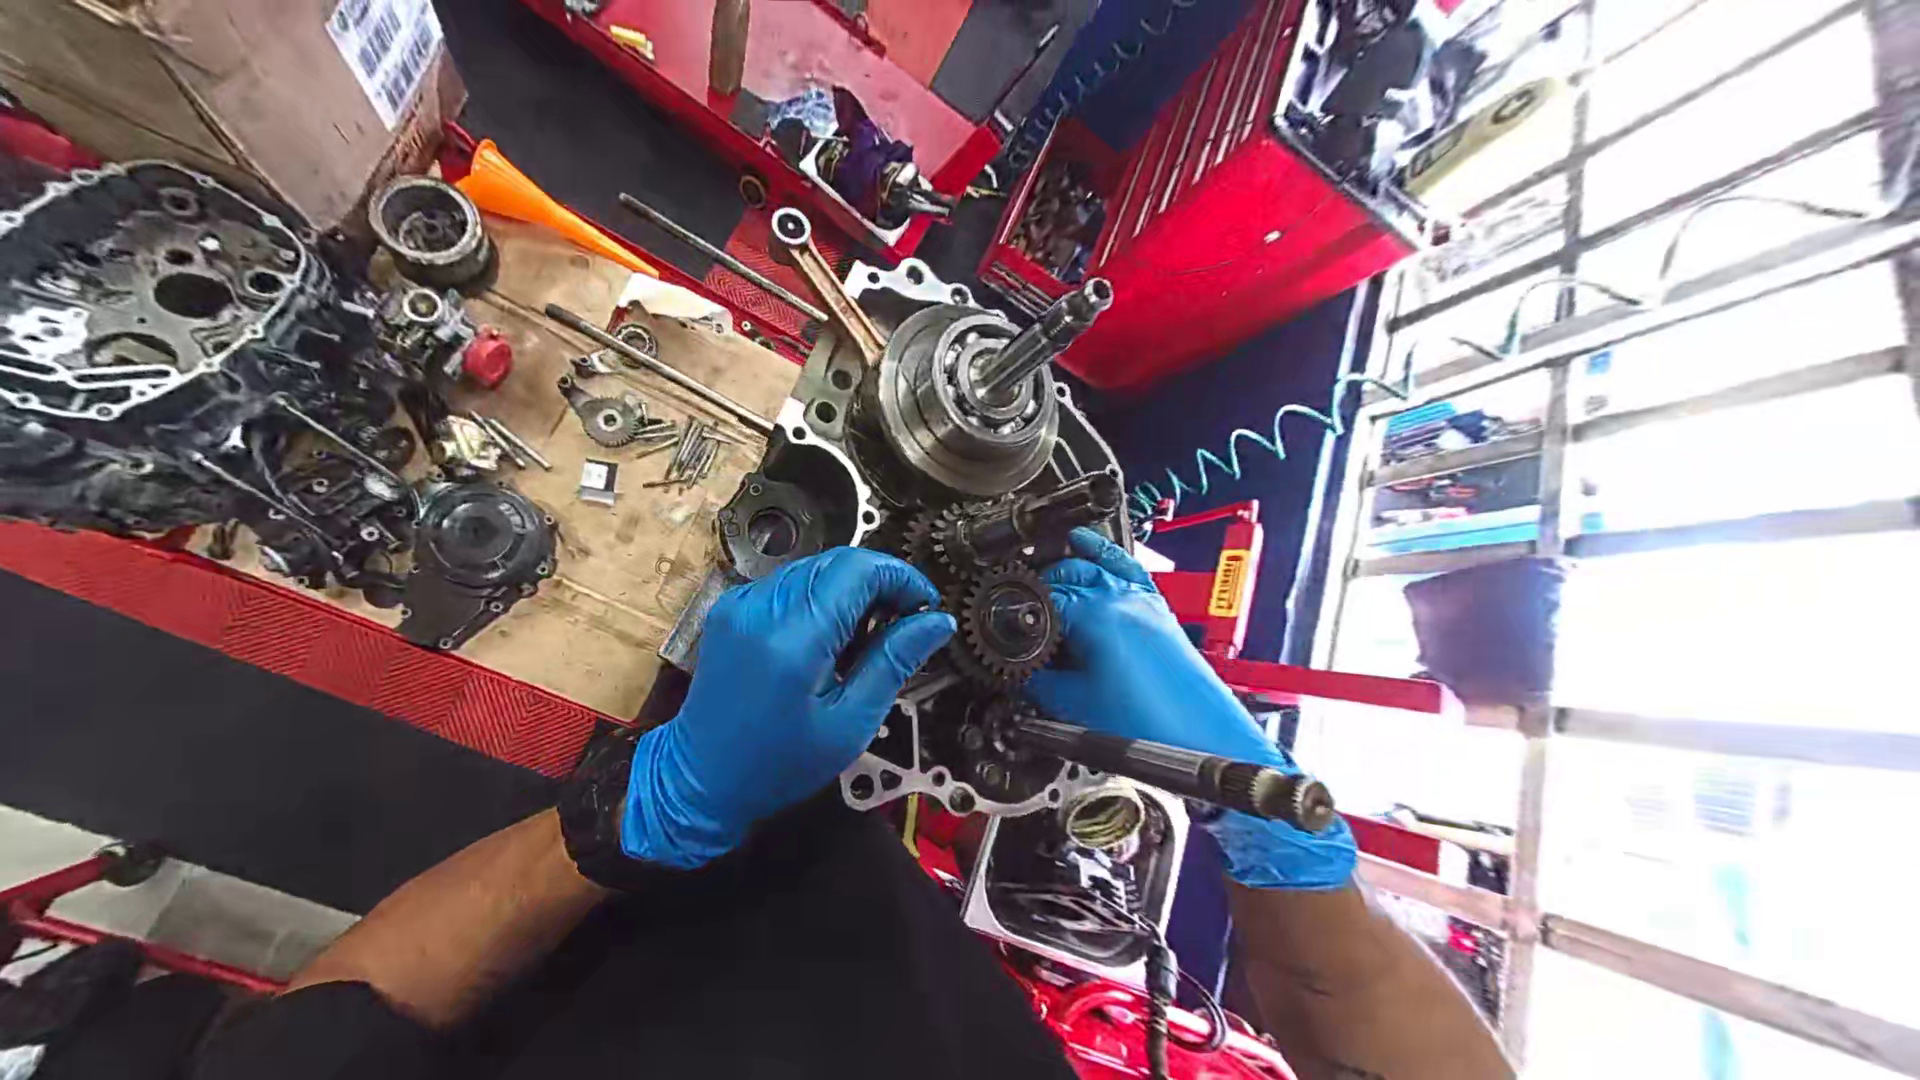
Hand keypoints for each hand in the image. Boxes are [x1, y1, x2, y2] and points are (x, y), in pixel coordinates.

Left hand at [622, 548, 954, 867]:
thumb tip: (939, 621)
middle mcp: (763, 606)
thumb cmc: (779, 762)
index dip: (902, 578)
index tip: (925, 608)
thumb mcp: (851, 721)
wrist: (698, 779)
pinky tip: (831, 636)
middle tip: (902, 625)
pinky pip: (793, 582)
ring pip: (818, 567)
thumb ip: (894, 661)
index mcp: (794, 637)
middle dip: (881, 583)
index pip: (859, 569)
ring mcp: (743, 601)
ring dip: (853, 589)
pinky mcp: (735, 606)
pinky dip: (824, 597)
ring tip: (867, 636)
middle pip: (840, 561)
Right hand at [1026, 528, 1355, 889]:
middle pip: (1067, 575)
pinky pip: (1127, 569)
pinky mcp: (1157, 611)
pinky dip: (1105, 554)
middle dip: (1042, 589)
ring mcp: (1142, 601)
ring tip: (1045, 568)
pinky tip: (1090, 547)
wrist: (1205, 741)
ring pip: (1095, 567)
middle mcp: (1120, 598)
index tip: (1012, 629)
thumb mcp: (1074, 704)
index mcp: (1096, 615)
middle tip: (1026, 612)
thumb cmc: (1151, 727)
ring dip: (1068, 567)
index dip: (1023, 614)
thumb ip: (1039, 680)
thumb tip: (1023, 672)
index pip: (1045, 599)